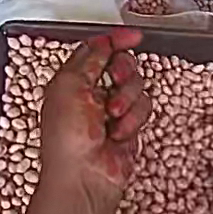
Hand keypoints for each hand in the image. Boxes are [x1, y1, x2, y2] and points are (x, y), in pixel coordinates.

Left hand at [36, 28, 150, 213]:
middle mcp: (93, 93)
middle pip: (123, 64)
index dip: (116, 40)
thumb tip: (104, 42)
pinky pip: (144, 108)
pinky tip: (119, 134)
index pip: (99, 50)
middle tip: (117, 81)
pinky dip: (134, 119)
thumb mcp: (69, 86)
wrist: (84, 177)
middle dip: (124, 72)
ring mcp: (114, 110)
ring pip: (137, 86)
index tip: (133, 36)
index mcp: (73, 80)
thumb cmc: (68, 139)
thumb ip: (89, 58)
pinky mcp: (130, 126)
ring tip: (113, 117)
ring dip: (127, 99)